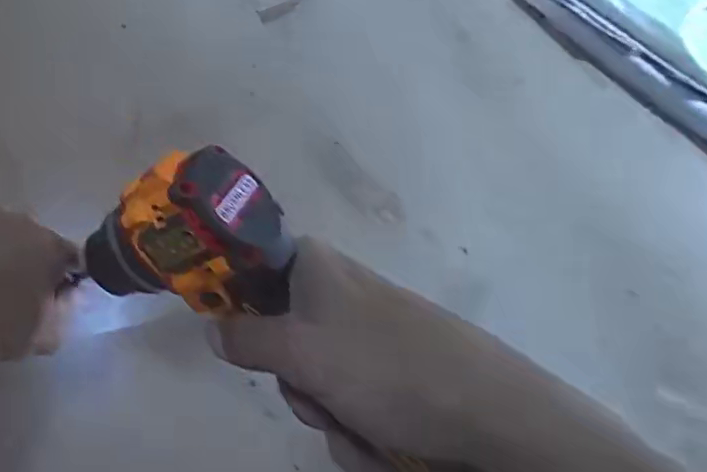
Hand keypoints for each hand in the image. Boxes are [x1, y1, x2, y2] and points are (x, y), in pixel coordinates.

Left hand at [0, 206, 78, 361]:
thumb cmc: (5, 330)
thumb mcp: (50, 333)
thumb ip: (68, 307)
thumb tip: (72, 291)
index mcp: (52, 247)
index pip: (69, 254)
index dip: (64, 272)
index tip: (53, 289)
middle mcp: (28, 222)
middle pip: (39, 237)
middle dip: (35, 255)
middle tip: (20, 280)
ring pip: (11, 226)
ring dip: (9, 242)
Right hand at [212, 238, 539, 466]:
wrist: (498, 416)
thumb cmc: (384, 365)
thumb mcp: (300, 352)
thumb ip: (243, 338)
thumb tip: (208, 326)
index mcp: (308, 263)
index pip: (247, 265)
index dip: (230, 297)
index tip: (227, 332)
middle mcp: (333, 291)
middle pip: (278, 335)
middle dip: (294, 382)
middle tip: (312, 395)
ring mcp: (365, 334)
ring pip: (315, 378)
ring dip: (328, 414)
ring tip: (361, 429)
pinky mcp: (392, 373)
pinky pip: (351, 400)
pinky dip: (359, 428)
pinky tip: (385, 444)